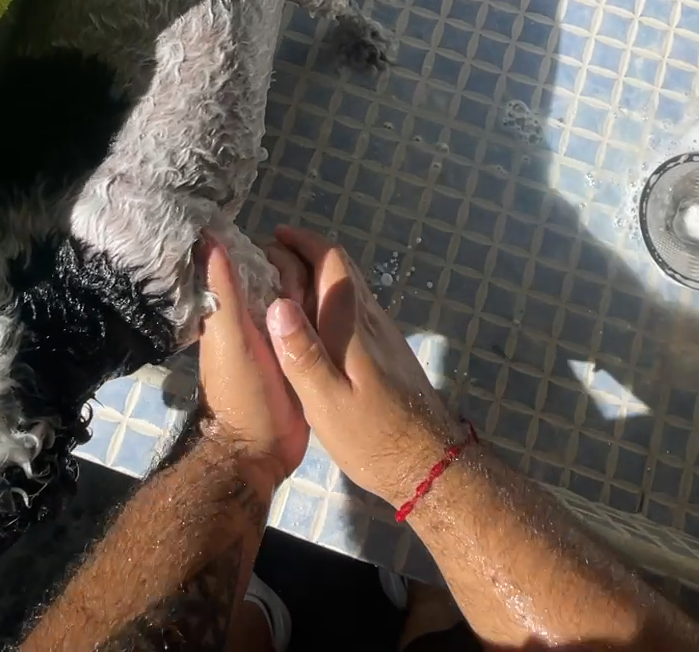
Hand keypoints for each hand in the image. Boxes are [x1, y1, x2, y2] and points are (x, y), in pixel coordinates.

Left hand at [195, 235, 308, 492]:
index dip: (273, 254)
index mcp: (235, 308)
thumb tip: (207, 237)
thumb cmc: (239, 392)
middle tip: (310, 282)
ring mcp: (281, 337)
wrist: (261, 450)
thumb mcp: (229, 338)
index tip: (291, 250)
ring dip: (315, 292)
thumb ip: (223, 291)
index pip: (256, 264)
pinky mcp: (302, 354)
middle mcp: (257, 317)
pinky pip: (315, 324)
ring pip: (302, 299)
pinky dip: (325, 314)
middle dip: (298, 273)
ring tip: (333, 288)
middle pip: (283, 278)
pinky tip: (342, 307)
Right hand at [263, 227, 462, 506]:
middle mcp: (369, 318)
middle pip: (341, 267)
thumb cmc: (372, 436)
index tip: (275, 236)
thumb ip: (303, 353)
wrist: (429, 463)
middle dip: (306, 252)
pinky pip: (352, 306)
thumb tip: (277, 303)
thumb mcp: (327, 402)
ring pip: (348, 285)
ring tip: (281, 285)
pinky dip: (327, 297)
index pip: (332, 262)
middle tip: (269, 258)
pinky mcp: (385, 349)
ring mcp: (381, 333)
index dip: (304, 241)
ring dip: (316, 274)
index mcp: (351, 324)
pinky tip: (310, 322)